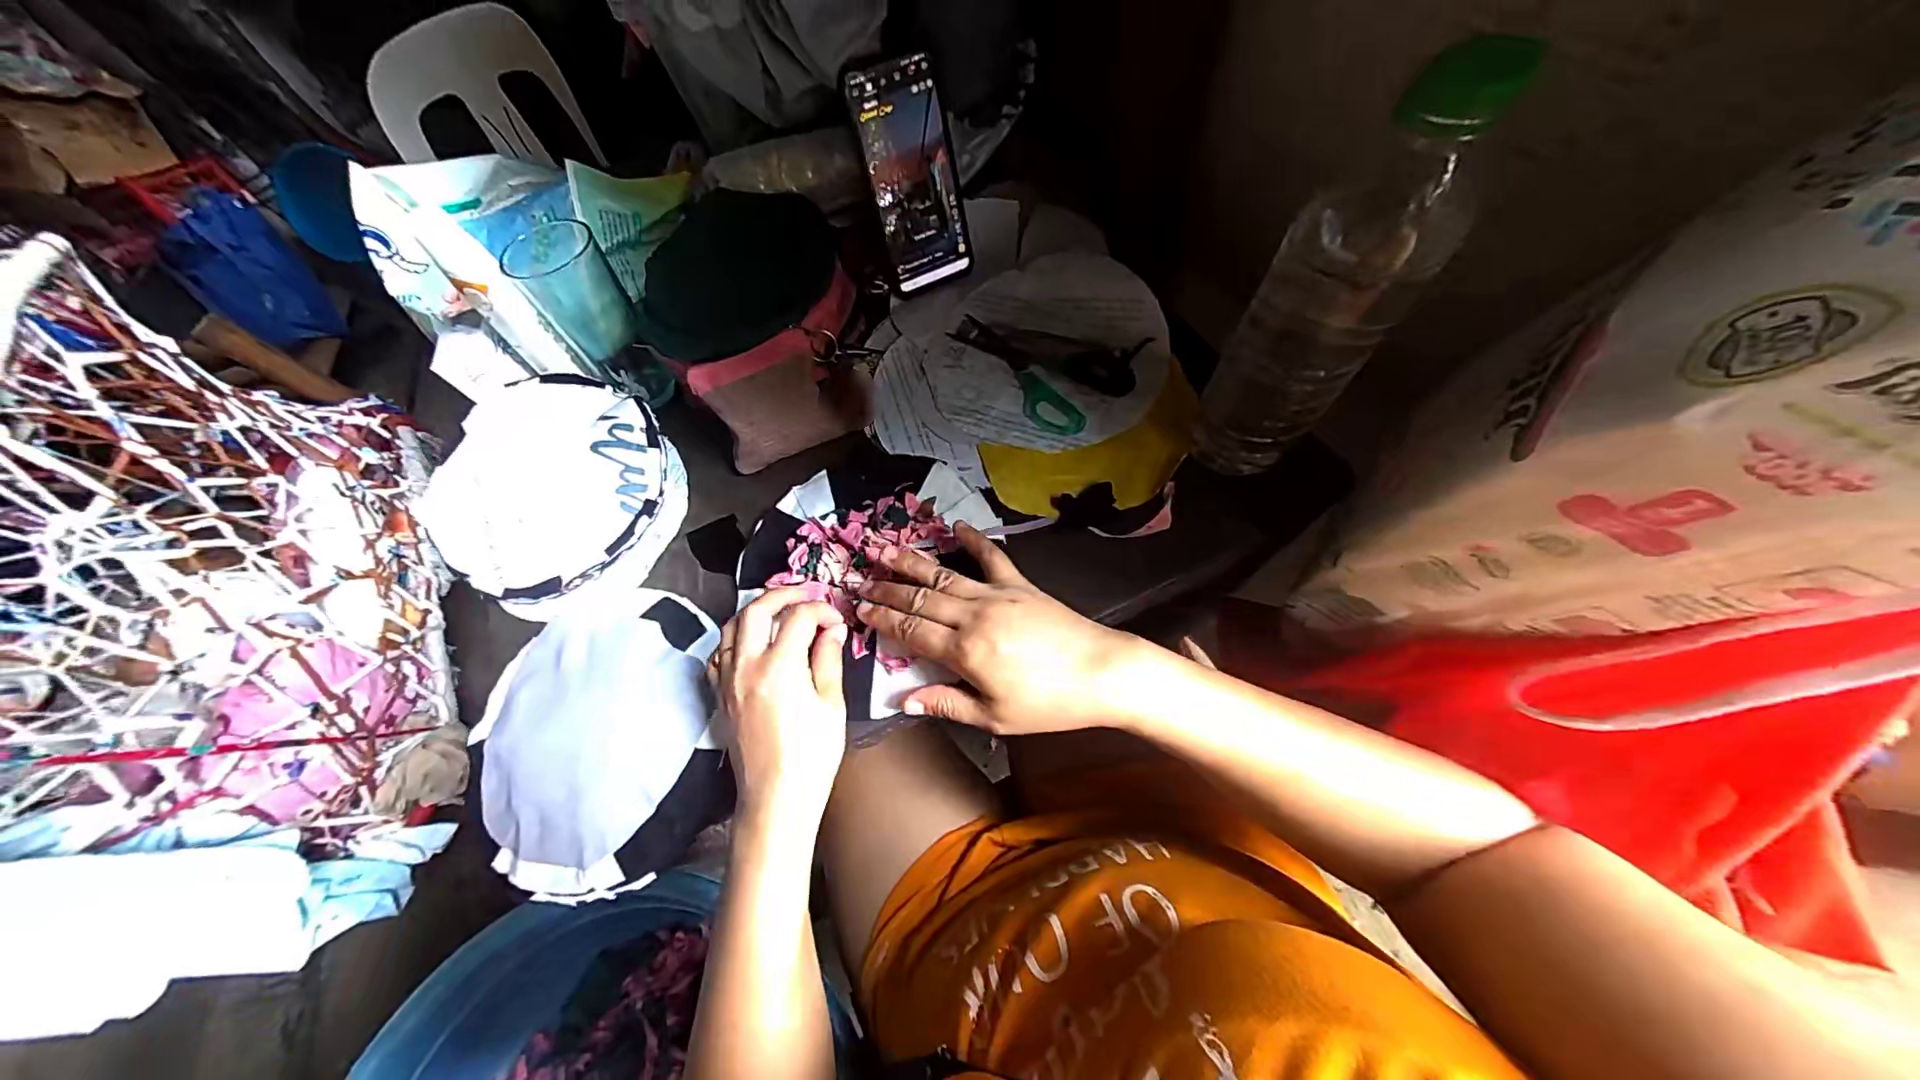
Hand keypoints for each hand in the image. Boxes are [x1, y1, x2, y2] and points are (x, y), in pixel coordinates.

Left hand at [712, 587, 848, 817]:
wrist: (776, 795)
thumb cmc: (810, 757)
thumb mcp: (831, 704)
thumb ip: (828, 659)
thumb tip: (831, 631)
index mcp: (780, 666)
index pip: (799, 616)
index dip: (822, 610)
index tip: (835, 619)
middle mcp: (747, 667)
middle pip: (758, 608)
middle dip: (785, 594)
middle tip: (806, 596)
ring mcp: (728, 681)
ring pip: (732, 625)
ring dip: (756, 610)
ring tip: (779, 611)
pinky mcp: (720, 696)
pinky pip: (719, 653)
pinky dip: (735, 638)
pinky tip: (752, 643)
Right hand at [855, 523, 1148, 735]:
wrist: (1102, 672)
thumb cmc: (1049, 703)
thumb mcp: (994, 717)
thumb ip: (947, 704)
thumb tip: (904, 701)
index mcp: (964, 652)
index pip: (910, 631)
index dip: (882, 619)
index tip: (860, 608)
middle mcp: (974, 617)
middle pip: (920, 599)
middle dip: (887, 590)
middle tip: (861, 580)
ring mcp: (998, 596)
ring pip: (944, 576)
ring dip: (912, 562)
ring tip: (885, 548)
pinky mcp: (1021, 586)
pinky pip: (991, 558)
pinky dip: (973, 541)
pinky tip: (957, 527)